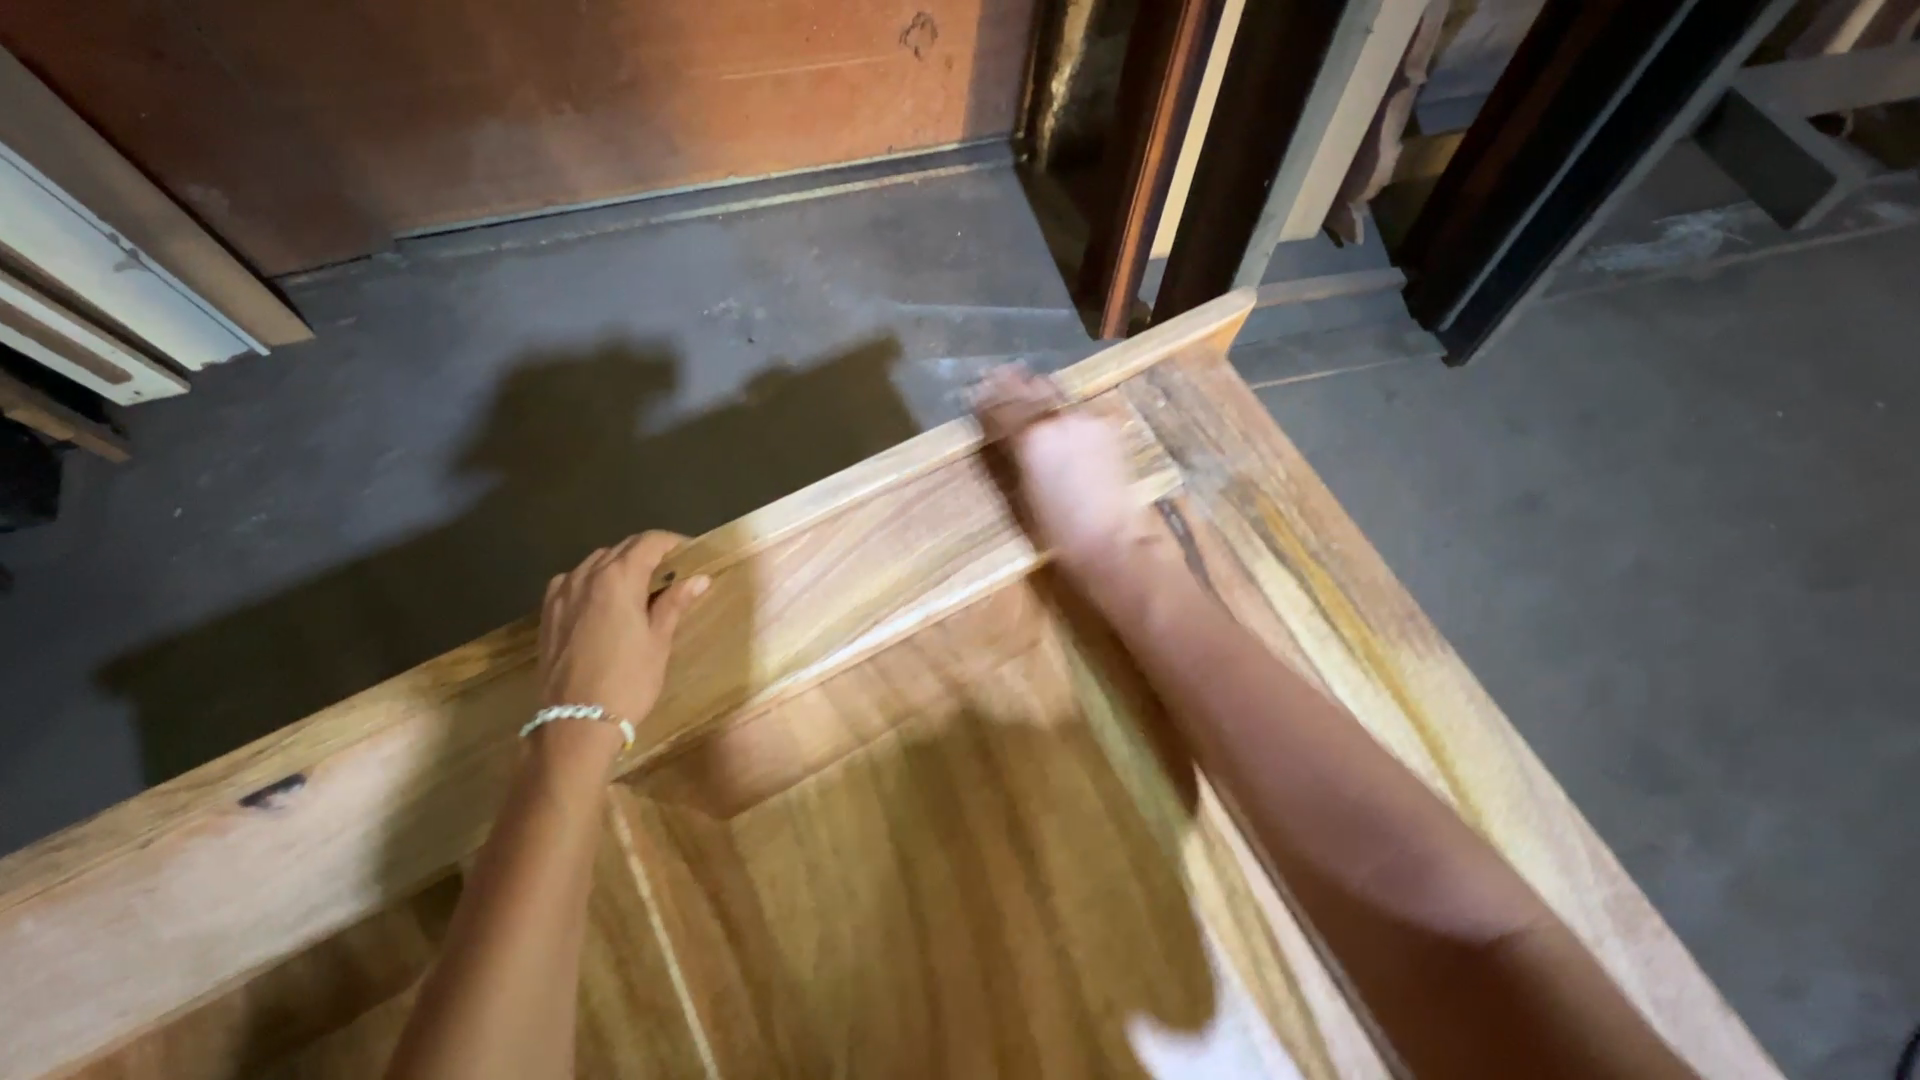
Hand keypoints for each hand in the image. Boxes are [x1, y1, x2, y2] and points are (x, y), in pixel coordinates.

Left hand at [538, 532, 709, 739]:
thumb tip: (699, 578)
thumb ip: (675, 603)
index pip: (649, 542)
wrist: (576, 722)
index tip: (692, 554)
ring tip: (641, 587)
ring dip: (620, 566)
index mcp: (618, 578)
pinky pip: (574, 581)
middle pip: (622, 548)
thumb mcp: (658, 641)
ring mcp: (562, 593)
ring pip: (596, 563)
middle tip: (672, 573)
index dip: (673, 543)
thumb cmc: (628, 680)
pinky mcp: (548, 612)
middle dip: (648, 553)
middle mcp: (586, 575)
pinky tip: (604, 602)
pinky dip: (594, 581)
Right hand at [971, 366, 1150, 574]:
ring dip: (1036, 389)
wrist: (1109, 537)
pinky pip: (1076, 406)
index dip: (984, 396)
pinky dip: (1062, 407)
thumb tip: (995, 430)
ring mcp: (1084, 416)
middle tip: (997, 377)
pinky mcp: (1107, 423)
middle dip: (1010, 382)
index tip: (975, 389)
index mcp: (1028, 436)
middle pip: (1026, 386)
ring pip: (1053, 391)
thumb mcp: (1017, 492)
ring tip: (1026, 388)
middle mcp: (1055, 417)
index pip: (998, 404)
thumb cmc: (1054, 528)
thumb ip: (1005, 452)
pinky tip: (1058, 415)